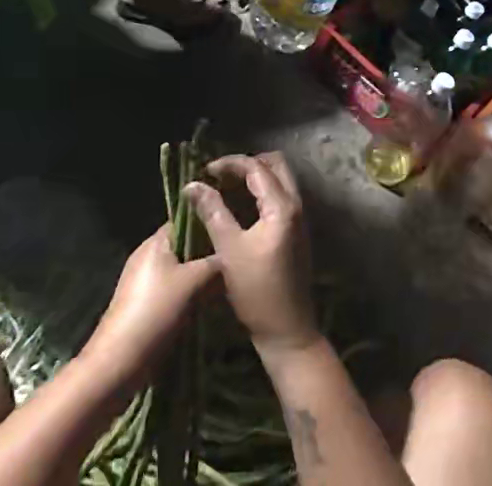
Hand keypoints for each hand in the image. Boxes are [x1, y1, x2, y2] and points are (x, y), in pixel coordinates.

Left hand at [90, 226, 220, 375]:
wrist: (119, 361)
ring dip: (201, 274)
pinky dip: (191, 291)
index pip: (185, 219)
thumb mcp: (194, 281)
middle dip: (208, 250)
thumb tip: (233, 257)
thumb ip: (216, 263)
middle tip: (236, 255)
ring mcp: (145, 281)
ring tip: (228, 278)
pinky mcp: (145, 303)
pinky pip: (175, 288)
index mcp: (155, 243)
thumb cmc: (156, 311)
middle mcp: (148, 257)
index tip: (232, 226)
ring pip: (181, 268)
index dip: (208, 220)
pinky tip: (211, 300)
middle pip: (185, 244)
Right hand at [186, 153, 319, 356]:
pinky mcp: (295, 231)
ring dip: (253, 178)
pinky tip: (237, 207)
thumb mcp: (229, 249)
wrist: (287, 328)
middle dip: (246, 164)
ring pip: (279, 181)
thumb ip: (213, 212)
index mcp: (283, 206)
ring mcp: (298, 218)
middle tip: (217, 176)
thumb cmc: (257, 290)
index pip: (257, 167)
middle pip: (275, 165)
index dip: (229, 164)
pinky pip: (279, 197)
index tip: (204, 171)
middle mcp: (296, 205)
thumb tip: (193, 185)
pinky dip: (259, 193)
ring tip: (223, 188)